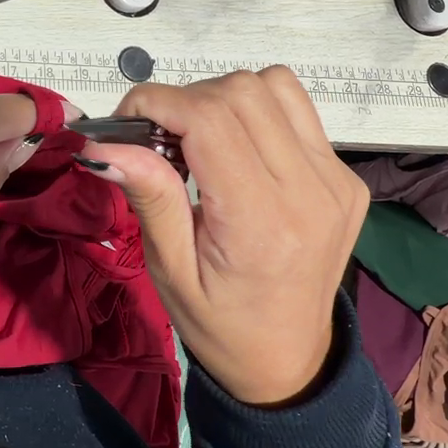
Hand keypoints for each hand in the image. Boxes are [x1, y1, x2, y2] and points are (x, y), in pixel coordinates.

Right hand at [79, 67, 366, 406]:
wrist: (288, 361)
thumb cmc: (219, 323)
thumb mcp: (169, 270)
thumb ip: (148, 196)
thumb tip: (102, 143)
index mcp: (262, 222)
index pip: (208, 119)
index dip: (156, 102)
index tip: (125, 122)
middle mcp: (310, 191)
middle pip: (239, 92)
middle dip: (183, 100)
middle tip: (157, 137)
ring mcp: (336, 180)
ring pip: (270, 85)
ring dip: (220, 97)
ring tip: (196, 137)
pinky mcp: (346, 177)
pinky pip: (295, 106)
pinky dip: (255, 107)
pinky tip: (235, 142)